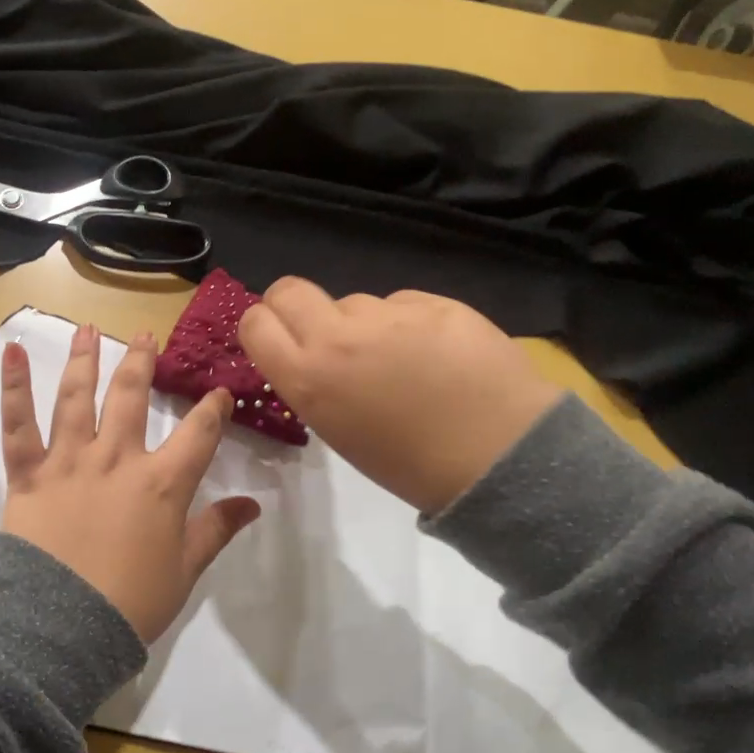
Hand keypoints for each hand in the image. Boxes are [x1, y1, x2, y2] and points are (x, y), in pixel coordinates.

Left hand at [0, 325, 260, 643]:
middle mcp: (116, 460)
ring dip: (85, 360)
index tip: (219, 391)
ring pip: (77, 398)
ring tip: (89, 329)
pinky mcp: (28, 473)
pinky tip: (12, 350)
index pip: (198, 435)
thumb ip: (215, 530)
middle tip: (146, 335)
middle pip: (132, 398)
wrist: (62, 628)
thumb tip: (253, 504)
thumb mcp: (183, 571)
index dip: (213, 410)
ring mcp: (69, 461)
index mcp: (161, 484)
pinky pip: (18, 424)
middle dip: (142, 363)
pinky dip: (13, 386)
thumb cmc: (129, 604)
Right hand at [239, 279, 560, 515]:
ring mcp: (387, 314)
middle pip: (289, 290)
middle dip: (296, 305)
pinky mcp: (434, 302)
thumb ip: (311, 381)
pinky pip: (403, 303)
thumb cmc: (407, 462)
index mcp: (306, 378)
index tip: (281, 341)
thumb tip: (311, 353)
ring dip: (363, 322)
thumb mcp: (335, 428)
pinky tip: (436, 353)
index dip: (264, 327)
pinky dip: (409, 322)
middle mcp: (336, 337)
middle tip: (324, 332)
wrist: (498, 456)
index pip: (255, 322)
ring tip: (400, 358)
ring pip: (354, 301)